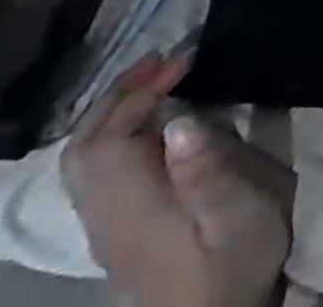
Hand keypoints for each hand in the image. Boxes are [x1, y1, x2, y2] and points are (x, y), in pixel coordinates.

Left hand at [61, 53, 291, 306]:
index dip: (140, 93)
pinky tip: (153, 125)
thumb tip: (179, 121)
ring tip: (156, 80)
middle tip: (165, 59)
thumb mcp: (238, 215)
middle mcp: (105, 212)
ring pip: (85, 160)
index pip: (110, 137)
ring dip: (113, 113)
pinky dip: (117, 134)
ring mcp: (108, 223)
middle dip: (118, 96)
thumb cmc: (235, 262)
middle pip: (84, 147)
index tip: (186, 59)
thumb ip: (207, 171)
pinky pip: (99, 171)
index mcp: (131, 203)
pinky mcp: (121, 229)